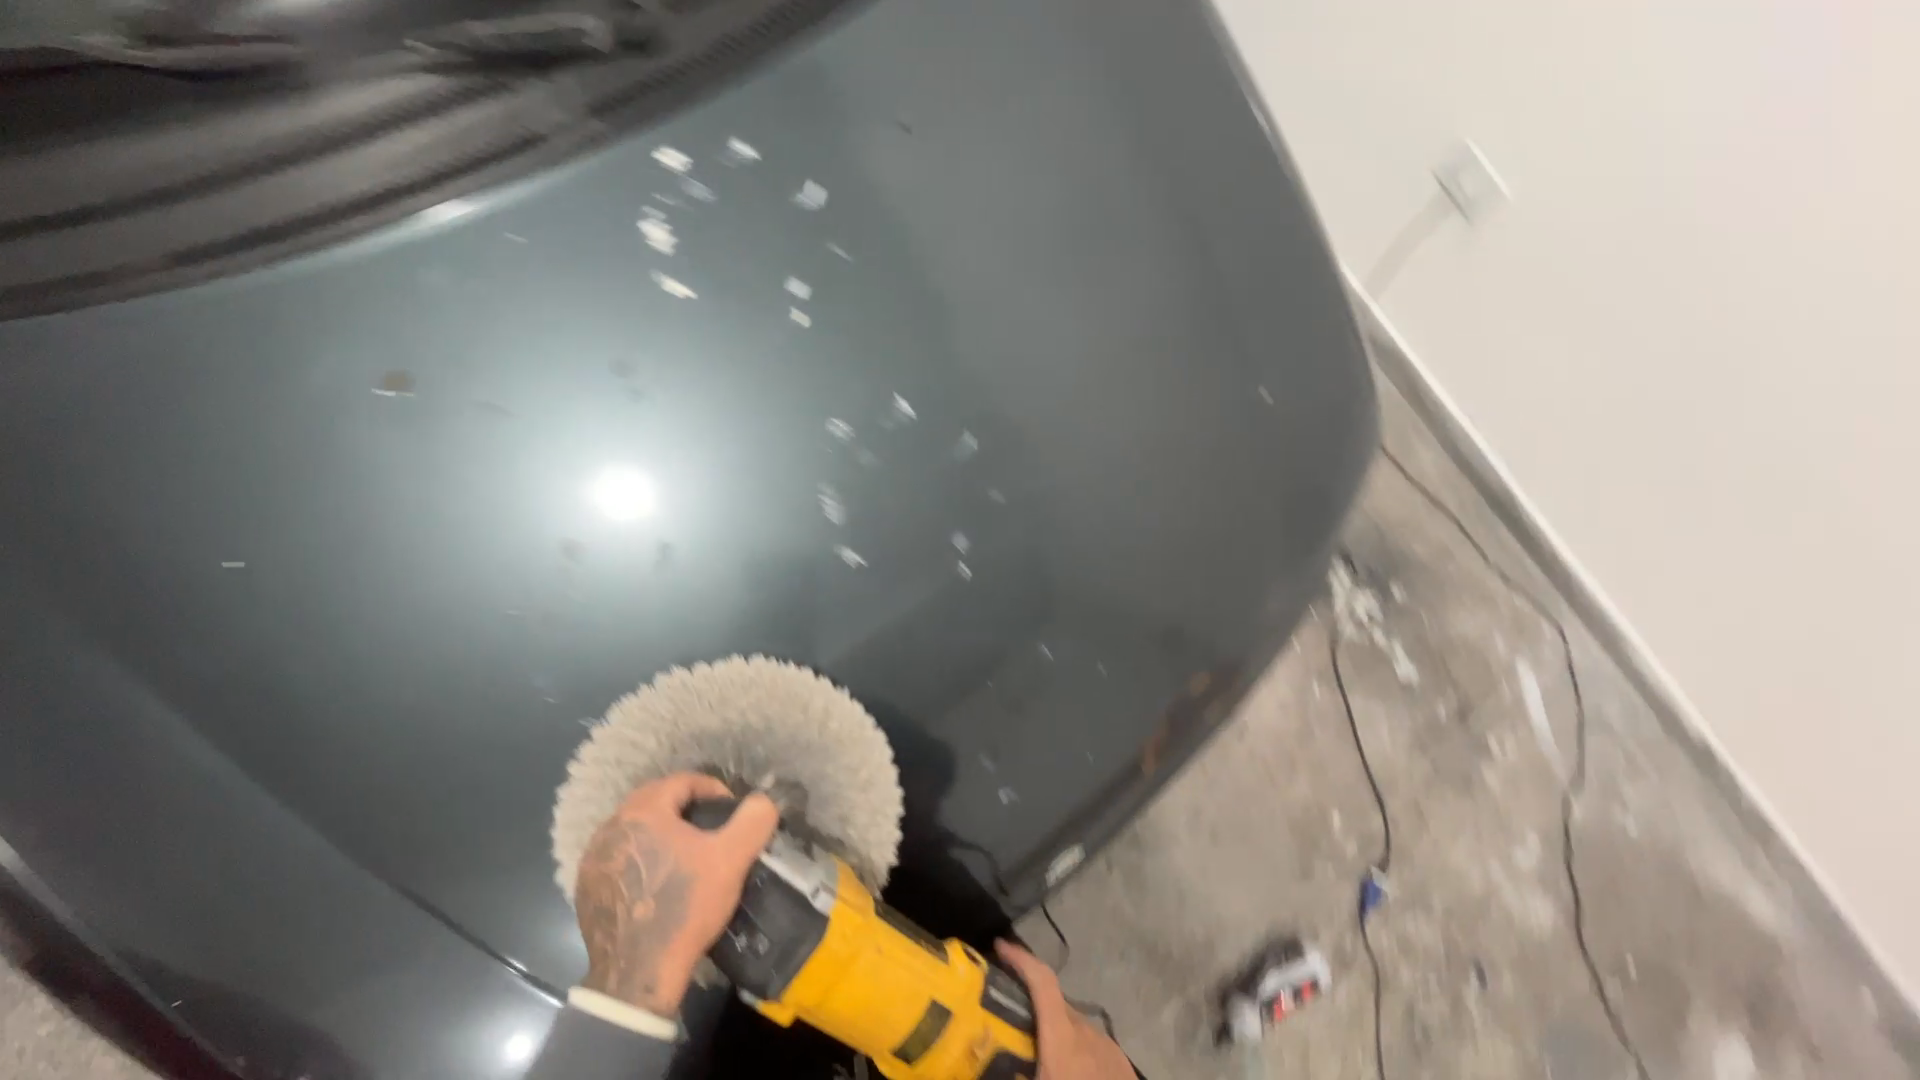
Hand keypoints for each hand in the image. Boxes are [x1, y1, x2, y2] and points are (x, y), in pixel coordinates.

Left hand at [573, 773, 779, 1014]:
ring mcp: (592, 861)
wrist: (637, 973)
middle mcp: (609, 828)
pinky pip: (619, 860)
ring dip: (661, 835)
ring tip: (686, 857)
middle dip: (686, 810)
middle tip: (711, 831)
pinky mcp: (585, 890)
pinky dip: (641, 861)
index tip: (731, 811)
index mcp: (642, 811)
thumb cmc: (685, 906)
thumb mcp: (732, 859)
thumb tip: (763, 801)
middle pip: (655, 803)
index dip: (712, 789)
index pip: (681, 781)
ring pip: (635, 832)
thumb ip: (754, 820)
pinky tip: (658, 884)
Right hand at [996, 941, 1134, 1079]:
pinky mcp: (1122, 1062)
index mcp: (1062, 1039)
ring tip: (1033, 1049)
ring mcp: (1107, 1046)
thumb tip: (970, 1072)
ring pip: (1073, 1026)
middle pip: (1054, 1004)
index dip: (1021, 958)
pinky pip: (1091, 1044)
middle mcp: (1086, 1032)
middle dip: (1030, 1003)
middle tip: (1004, 1015)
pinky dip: (1074, 1048)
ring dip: (1053, 1031)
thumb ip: (1012, 1067)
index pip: (1042, 981)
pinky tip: (1066, 1070)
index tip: (999, 946)